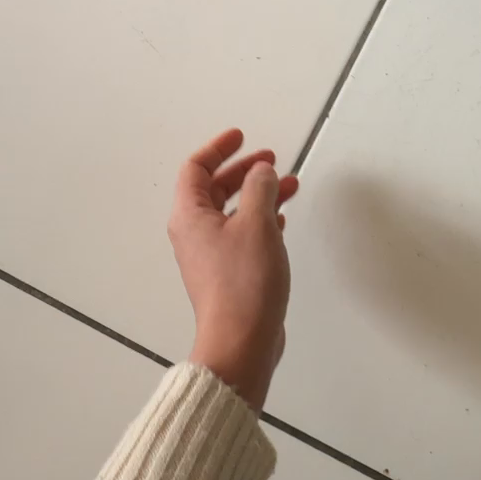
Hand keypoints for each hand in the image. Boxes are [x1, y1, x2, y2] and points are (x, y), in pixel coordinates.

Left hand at [168, 128, 300, 410]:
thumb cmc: (244, 279)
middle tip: (272, 159)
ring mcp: (210, 255)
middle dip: (244, 170)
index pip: (196, 168)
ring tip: (290, 185)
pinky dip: (261, 219)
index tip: (242, 136)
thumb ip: (260, 188)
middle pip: (214, 188)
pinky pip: (242, 233)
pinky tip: (283, 219)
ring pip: (233, 211)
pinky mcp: (228, 274)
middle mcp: (194, 232)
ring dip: (259, 194)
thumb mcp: (257, 223)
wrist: (241, 343)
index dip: (219, 148)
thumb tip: (262, 171)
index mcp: (190, 216)